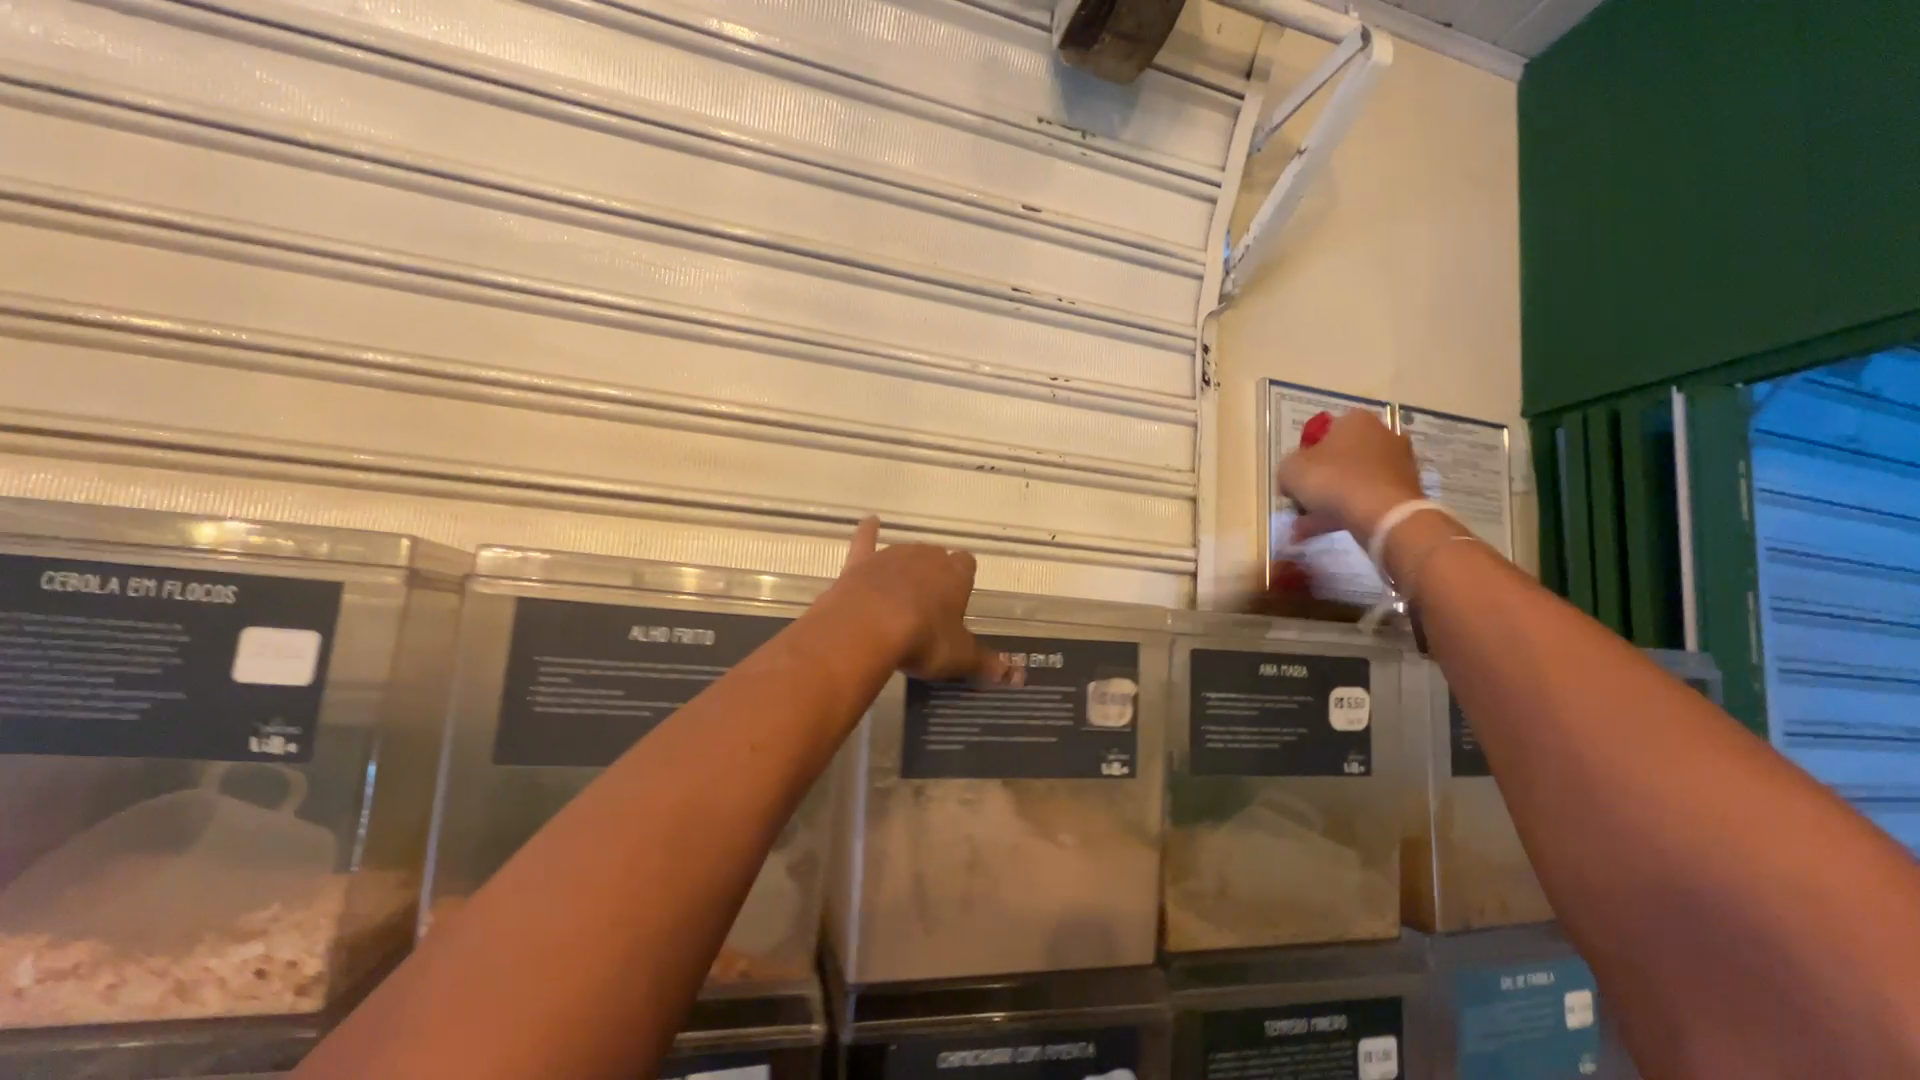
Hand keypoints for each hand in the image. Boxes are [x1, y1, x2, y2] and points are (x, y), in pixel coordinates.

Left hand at [828, 518, 1008, 682]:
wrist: (867, 627)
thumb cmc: (923, 640)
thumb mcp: (959, 657)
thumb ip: (986, 663)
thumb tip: (1016, 675)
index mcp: (955, 575)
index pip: (967, 565)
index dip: (962, 581)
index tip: (957, 601)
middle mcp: (927, 557)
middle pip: (936, 557)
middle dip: (934, 575)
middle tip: (928, 606)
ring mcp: (892, 556)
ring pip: (906, 553)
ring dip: (906, 568)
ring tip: (901, 594)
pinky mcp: (862, 562)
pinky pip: (866, 539)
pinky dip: (868, 532)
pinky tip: (870, 521)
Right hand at [1276, 410, 1425, 545]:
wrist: (1383, 514)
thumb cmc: (1333, 480)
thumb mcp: (1290, 470)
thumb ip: (1287, 468)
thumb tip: (1292, 479)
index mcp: (1354, 420)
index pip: (1321, 434)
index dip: (1304, 457)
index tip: (1296, 478)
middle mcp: (1381, 434)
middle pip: (1339, 459)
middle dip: (1318, 482)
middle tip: (1302, 503)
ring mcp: (1398, 462)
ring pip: (1352, 481)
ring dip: (1330, 501)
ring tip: (1308, 526)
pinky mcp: (1405, 489)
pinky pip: (1367, 497)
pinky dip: (1348, 511)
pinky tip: (1327, 528)